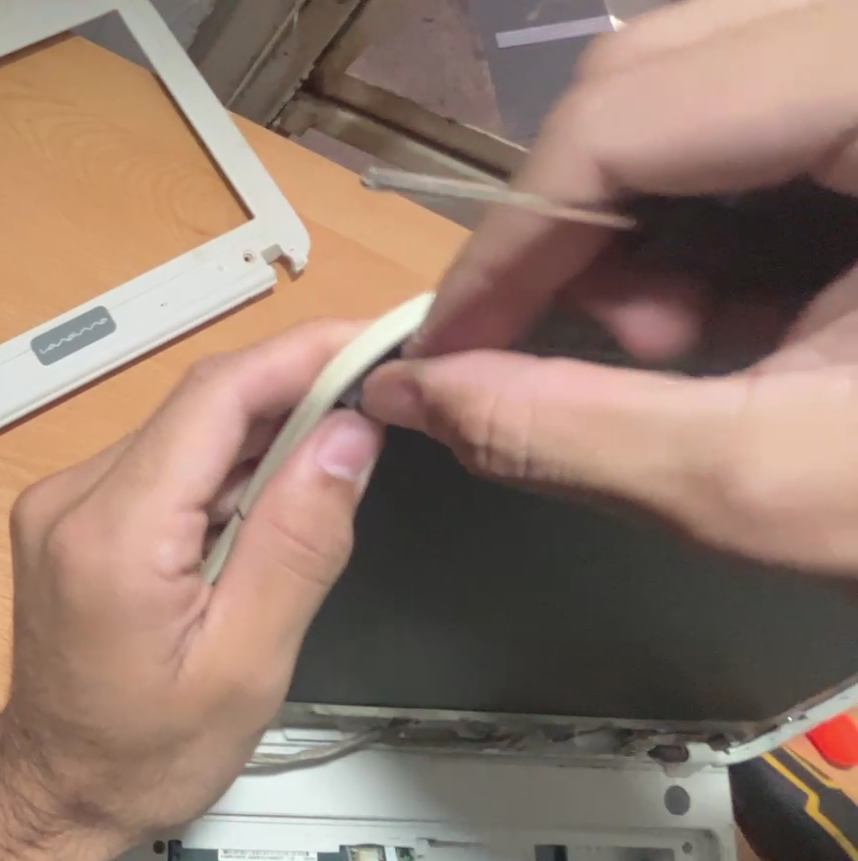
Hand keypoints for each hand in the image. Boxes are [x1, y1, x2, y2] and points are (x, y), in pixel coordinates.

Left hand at [0, 321, 384, 860]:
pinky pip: (146, 470)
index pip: (211, 400)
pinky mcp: (57, 521)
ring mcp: (53, 506)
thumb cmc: (148, 752)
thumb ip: (297, 541)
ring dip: (248, 445)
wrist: (51, 784)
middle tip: (373, 414)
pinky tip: (247, 515)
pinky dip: (206, 477)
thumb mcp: (247, 663)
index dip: (299, 357)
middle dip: (284, 400)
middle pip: (190, 411)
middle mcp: (67, 498)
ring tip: (320, 479)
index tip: (377, 343)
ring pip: (171, 437)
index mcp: (112, 533)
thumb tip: (349, 433)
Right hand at [363, 0, 857, 580]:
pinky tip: (753, 300)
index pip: (626, 117)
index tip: (442, 353)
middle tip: (594, 342)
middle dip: (569, 229)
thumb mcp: (772, 481)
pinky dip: (712, 214)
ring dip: (636, 223)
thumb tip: (398, 393)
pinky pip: (768, 106)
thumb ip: (551, 432)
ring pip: (698, 81)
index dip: (501, 248)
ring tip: (688, 333)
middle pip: (655, 70)